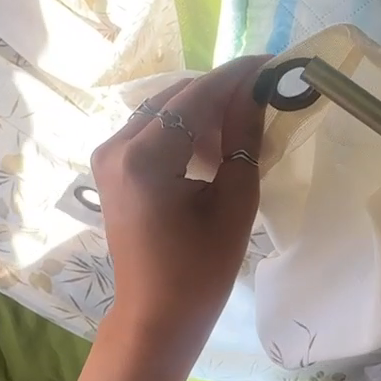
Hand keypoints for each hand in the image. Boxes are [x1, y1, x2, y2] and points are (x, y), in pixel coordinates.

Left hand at [90, 56, 267, 361]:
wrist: (156, 316)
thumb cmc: (201, 270)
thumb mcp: (234, 202)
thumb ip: (243, 139)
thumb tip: (256, 90)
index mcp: (144, 157)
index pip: (196, 97)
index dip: (237, 76)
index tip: (273, 63)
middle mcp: (115, 146)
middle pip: (176, 98)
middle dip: (220, 93)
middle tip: (265, 97)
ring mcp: (108, 156)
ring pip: (165, 112)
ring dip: (203, 112)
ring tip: (242, 129)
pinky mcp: (111, 168)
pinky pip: (153, 131)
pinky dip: (185, 131)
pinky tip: (213, 149)